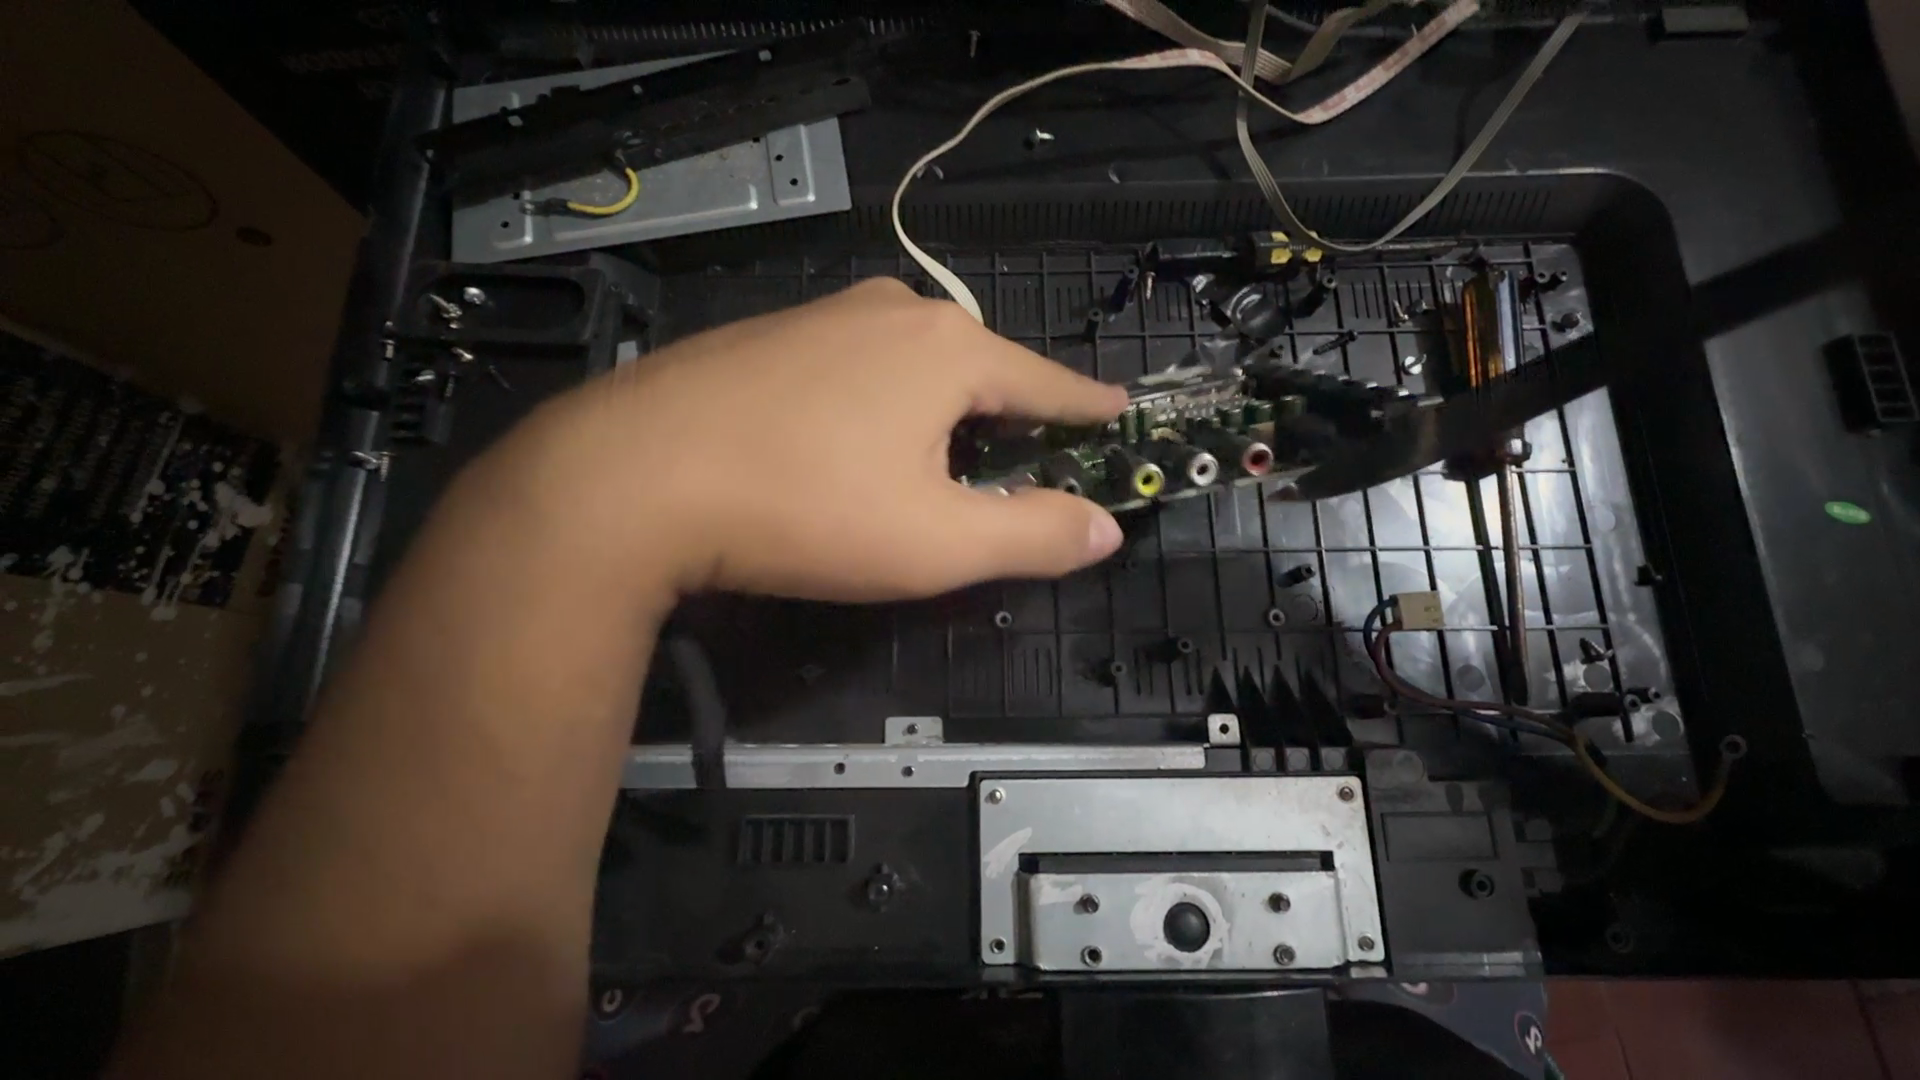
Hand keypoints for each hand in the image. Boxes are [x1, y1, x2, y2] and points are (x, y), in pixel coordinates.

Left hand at [491, 278, 1129, 601]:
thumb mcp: (937, 543)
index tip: (1117, 414)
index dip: (1087, 408)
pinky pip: (856, 368)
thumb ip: (1034, 535)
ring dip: (938, 415)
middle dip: (1006, 420)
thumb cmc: (805, 510)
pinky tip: (848, 447)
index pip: (1048, 383)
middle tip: (1016, 472)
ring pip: (913, 367)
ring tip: (930, 470)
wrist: (632, 479)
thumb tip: (1104, 528)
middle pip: (980, 371)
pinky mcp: (768, 337)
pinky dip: (878, 405)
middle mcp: (893, 312)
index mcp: (949, 350)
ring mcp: (823, 316)